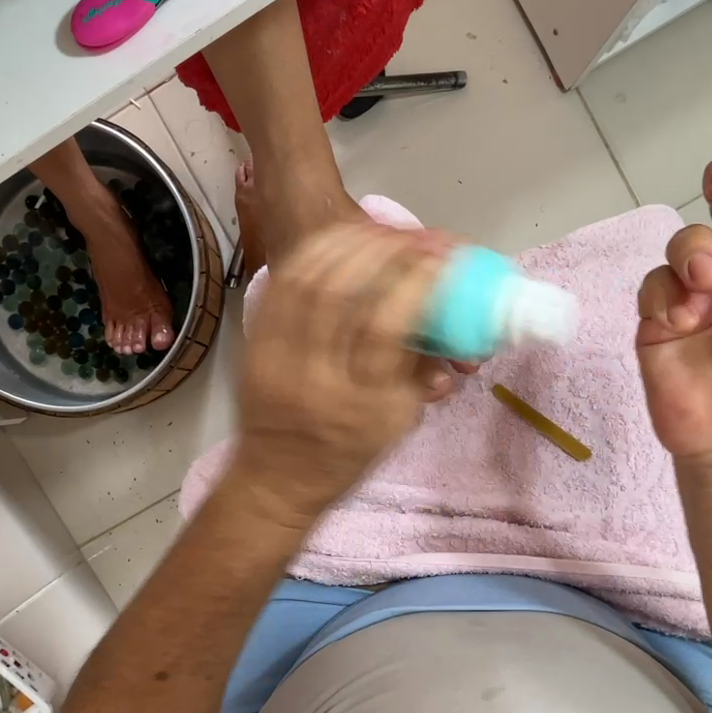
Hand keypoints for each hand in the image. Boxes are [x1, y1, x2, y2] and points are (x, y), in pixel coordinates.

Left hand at [229, 223, 448, 526]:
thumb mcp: (393, 427)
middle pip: (345, 295)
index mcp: (358, 405)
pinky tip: (336, 244)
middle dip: (385, 254)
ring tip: (380, 233)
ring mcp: (277, 359)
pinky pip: (281, 290)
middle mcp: (315, 378)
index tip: (441, 260)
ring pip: (310, 284)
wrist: (273, 478)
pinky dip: (313, 259)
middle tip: (414, 238)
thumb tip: (456, 335)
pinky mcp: (255, 346)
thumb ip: (420, 377)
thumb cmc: (342, 457)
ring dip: (349, 248)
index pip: (388, 327)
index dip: (416, 284)